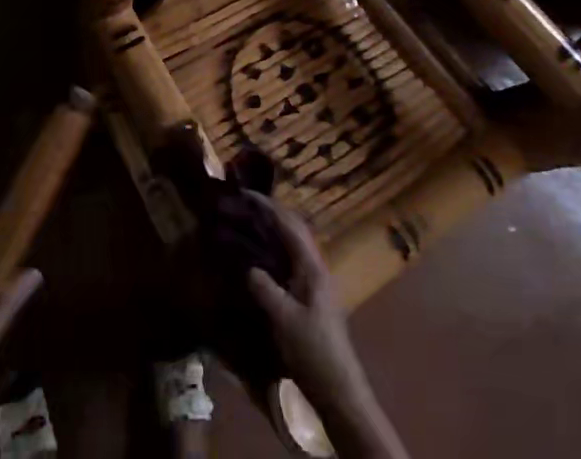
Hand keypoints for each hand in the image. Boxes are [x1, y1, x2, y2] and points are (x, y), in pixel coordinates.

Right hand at [243, 192, 365, 402]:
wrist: (338, 387)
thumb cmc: (312, 350)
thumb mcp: (283, 318)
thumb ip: (264, 288)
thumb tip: (249, 267)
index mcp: (313, 267)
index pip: (290, 225)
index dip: (269, 206)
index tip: (245, 193)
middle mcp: (316, 268)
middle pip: (294, 230)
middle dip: (271, 213)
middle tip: (243, 205)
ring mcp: (314, 283)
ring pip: (292, 245)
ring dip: (272, 230)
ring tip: (247, 223)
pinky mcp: (309, 297)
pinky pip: (289, 261)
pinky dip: (273, 250)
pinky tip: (258, 257)